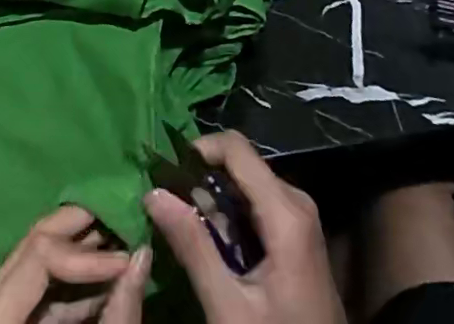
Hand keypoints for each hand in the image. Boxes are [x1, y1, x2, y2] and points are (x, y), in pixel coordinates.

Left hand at [0, 205, 152, 323]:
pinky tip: (110, 282)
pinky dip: (75, 284)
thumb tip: (142, 254)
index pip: (40, 253)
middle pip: (37, 242)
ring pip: (39, 259)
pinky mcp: (6, 322)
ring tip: (127, 243)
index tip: (128, 258)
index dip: (87, 251)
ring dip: (86, 252)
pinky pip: (40, 289)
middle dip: (88, 229)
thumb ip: (115, 315)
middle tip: (131, 221)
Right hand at [143, 131, 346, 323]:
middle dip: (200, 180)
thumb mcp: (229, 306)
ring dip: (211, 201)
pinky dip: (228, 218)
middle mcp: (296, 201)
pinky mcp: (296, 233)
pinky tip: (207, 243)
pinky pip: (256, 207)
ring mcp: (299, 217)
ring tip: (178, 226)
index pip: (236, 148)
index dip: (198, 150)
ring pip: (246, 187)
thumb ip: (193, 247)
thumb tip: (154, 194)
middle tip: (164, 206)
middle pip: (240, 166)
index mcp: (286, 211)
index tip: (164, 174)